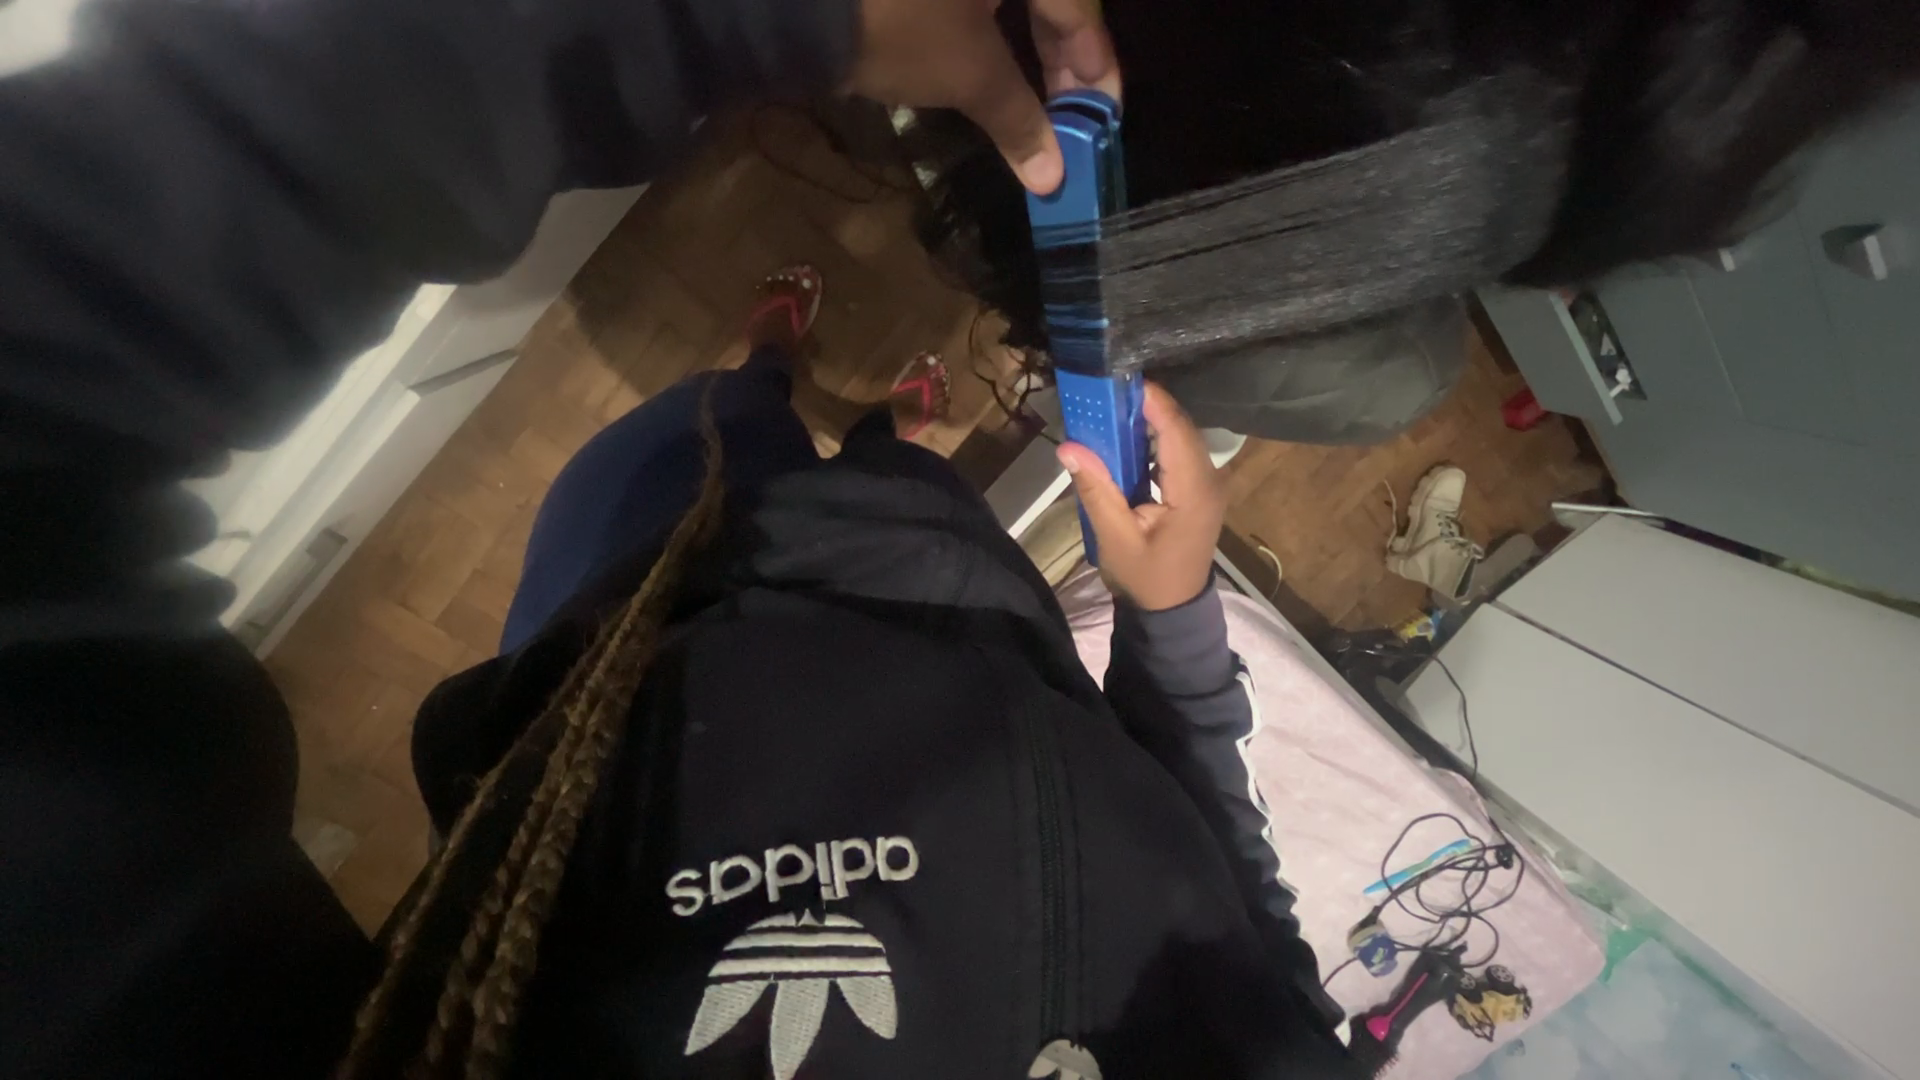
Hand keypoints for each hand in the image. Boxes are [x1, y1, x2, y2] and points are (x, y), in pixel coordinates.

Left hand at [851, 0, 1118, 194]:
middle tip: (1068, 121)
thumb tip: (1053, 175)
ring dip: (1025, 53)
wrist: (794, 0)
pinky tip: (994, 75)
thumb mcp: (969, 72)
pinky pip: (974, 6)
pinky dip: (990, 39)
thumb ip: (1019, 118)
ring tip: (1035, 108)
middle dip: (1059, 61)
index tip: (1102, 116)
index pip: (1078, 4)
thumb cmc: (899, 25)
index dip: (1093, 64)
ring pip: (1009, 2)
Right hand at [1057, 384, 1226, 610]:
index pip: (1176, 430)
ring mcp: (1208, 485)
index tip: (1119, 380)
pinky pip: (1178, 453)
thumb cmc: (1145, 577)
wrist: (1171, 612)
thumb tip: (1068, 447)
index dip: (1151, 401)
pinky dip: (1154, 440)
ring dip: (1149, 421)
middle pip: (1180, 428)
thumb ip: (1096, 489)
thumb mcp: (1115, 537)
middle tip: (1108, 390)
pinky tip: (1127, 437)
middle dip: (1146, 406)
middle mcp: (1210, 480)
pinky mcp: (1199, 491)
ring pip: (1181, 438)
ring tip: (1112, 407)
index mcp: (1194, 490)